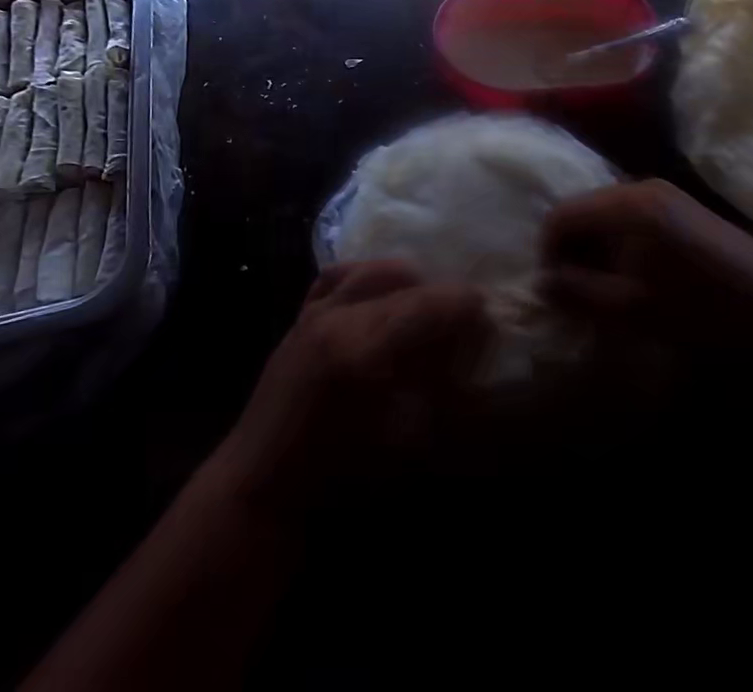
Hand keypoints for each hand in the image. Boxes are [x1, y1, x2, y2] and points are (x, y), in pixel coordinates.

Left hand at [213, 261, 494, 510]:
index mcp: (363, 349)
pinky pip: (335, 278)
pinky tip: (381, 297)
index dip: (467, 307)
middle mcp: (335, 317)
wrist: (264, 481)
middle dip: (442, 296)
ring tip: (427, 308)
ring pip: (370, 271)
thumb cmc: (340, 478)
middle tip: (464, 321)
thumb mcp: (407, 445)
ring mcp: (311, 313)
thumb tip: (473, 358)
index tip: (488, 322)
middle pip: (404, 281)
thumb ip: (445, 394)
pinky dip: (366, 278)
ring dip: (407, 282)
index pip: (430, 303)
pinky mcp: (297, 319)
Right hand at [542, 179, 752, 377]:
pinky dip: (620, 248)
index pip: (561, 215)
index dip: (548, 251)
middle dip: (571, 251)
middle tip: (575, 291)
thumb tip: (540, 284)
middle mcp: (643, 187)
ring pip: (606, 218)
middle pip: (583, 212)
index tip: (552, 288)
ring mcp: (667, 197)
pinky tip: (633, 280)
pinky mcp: (685, 211)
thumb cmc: (700, 310)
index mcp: (626, 204)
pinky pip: (632, 222)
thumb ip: (575, 291)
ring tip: (603, 290)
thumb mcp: (627, 306)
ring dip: (595, 251)